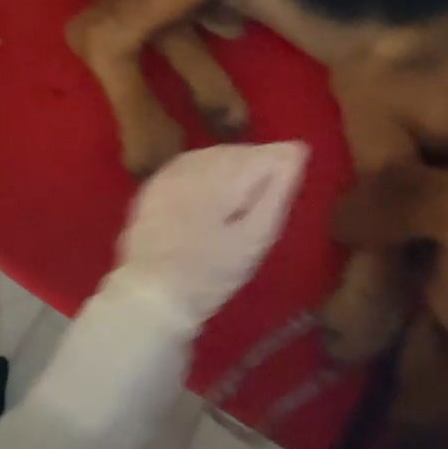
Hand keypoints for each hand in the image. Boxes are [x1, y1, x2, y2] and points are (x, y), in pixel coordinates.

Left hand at [112, 141, 308, 328]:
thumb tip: (297, 151)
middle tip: (259, 207)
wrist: (149, 297)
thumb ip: (278, 191)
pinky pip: (194, 166)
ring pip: (217, 156)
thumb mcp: (255, 238)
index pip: (268, 153)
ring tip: (235, 208)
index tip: (283, 193)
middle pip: (242, 152)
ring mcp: (172, 170)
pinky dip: (207, 178)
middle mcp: (197, 160)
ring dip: (232, 173)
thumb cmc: (210, 274)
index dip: (282, 169)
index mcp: (225, 172)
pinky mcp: (156, 183)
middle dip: (256, 171)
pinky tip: (209, 204)